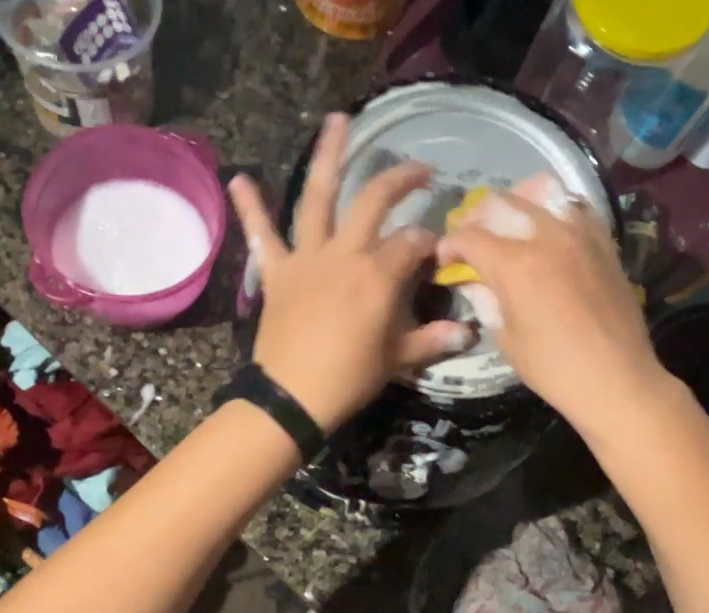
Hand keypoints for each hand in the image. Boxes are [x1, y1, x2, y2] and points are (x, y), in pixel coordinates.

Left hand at [230, 113, 474, 430]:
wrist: (292, 397)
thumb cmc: (349, 379)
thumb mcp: (398, 360)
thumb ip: (432, 340)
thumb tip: (469, 333)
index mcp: (378, 273)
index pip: (412, 242)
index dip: (429, 243)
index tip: (437, 252)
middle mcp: (345, 253)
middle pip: (374, 200)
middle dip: (401, 179)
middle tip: (420, 169)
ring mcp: (307, 258)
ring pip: (317, 197)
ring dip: (328, 155)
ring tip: (336, 119)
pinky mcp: (276, 273)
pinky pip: (262, 235)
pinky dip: (250, 208)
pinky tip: (238, 179)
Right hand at [437, 180, 665, 427]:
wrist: (614, 376)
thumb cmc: (552, 367)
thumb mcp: (505, 337)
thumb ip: (485, 299)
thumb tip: (471, 280)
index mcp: (514, 264)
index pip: (469, 236)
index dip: (449, 245)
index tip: (445, 261)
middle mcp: (545, 235)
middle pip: (499, 203)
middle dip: (475, 218)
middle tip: (470, 239)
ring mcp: (578, 231)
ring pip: (539, 190)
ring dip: (514, 202)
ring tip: (507, 224)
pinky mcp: (602, 238)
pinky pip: (572, 204)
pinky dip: (551, 208)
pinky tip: (545, 230)